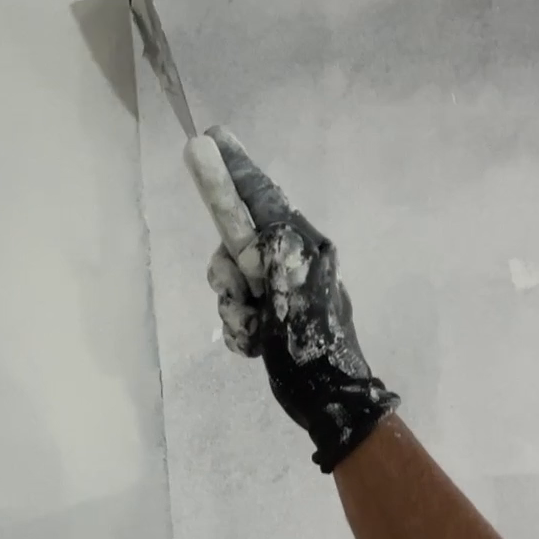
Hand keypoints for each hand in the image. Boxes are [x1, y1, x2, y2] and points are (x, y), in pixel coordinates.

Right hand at [187, 126, 398, 471]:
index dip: (232, 171)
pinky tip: (253, 345)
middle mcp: (291, 259)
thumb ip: (274, 259)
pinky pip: (237, 306)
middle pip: (236, 241)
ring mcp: (281, 286)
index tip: (210, 137)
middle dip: (228, 274)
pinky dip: (238, 327)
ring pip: (231, 278)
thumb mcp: (293, 301)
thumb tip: (267, 224)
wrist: (328, 400)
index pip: (259, 200)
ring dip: (232, 308)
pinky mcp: (273, 310)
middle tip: (235, 295)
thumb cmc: (312, 353)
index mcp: (302, 249)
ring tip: (250, 332)